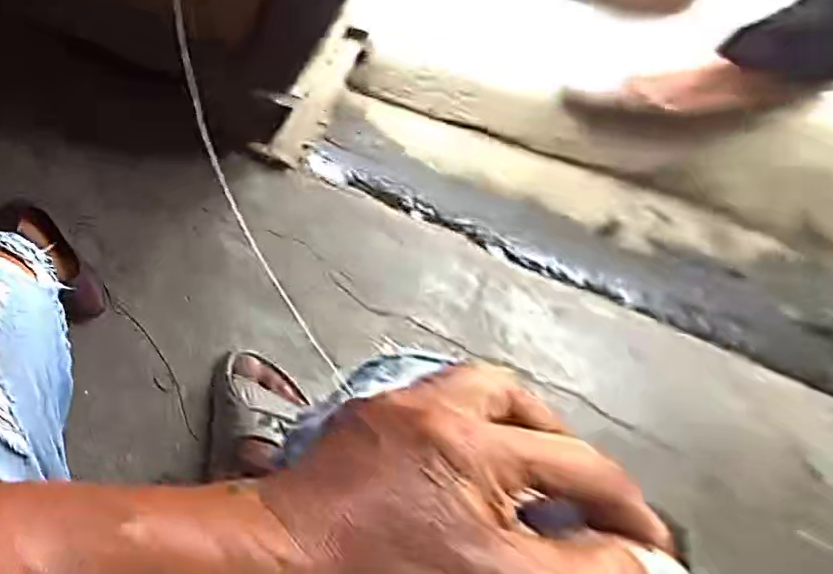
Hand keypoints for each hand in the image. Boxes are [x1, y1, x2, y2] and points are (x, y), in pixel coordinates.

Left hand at [260, 364, 673, 572]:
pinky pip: (428, 409)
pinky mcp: (363, 420)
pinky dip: (465, 435)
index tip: (648, 551)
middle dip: (559, 441)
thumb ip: (594, 568)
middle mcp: (421, 406)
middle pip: (509, 395)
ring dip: (510, 432)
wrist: (301, 546)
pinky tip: (478, 484)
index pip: (581, 461)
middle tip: (584, 495)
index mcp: (463, 438)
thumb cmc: (391, 562)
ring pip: (464, 393)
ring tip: (537, 490)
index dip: (632, 511)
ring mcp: (385, 407)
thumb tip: (645, 557)